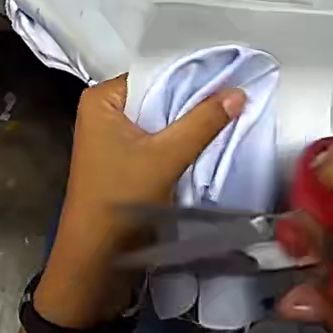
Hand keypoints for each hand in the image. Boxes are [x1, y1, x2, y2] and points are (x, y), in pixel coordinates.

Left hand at [38, 75, 243, 325]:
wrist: (95, 259)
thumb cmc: (120, 199)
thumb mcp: (165, 156)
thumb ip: (203, 122)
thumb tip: (237, 92)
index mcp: (102, 98)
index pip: (153, 73)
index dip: (190, 77)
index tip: (227, 79)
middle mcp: (103, 110)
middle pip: (156, 94)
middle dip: (191, 100)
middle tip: (232, 98)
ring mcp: (111, 134)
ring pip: (158, 117)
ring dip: (186, 121)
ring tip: (225, 115)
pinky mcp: (121, 157)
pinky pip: (155, 136)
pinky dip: (177, 139)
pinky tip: (204, 139)